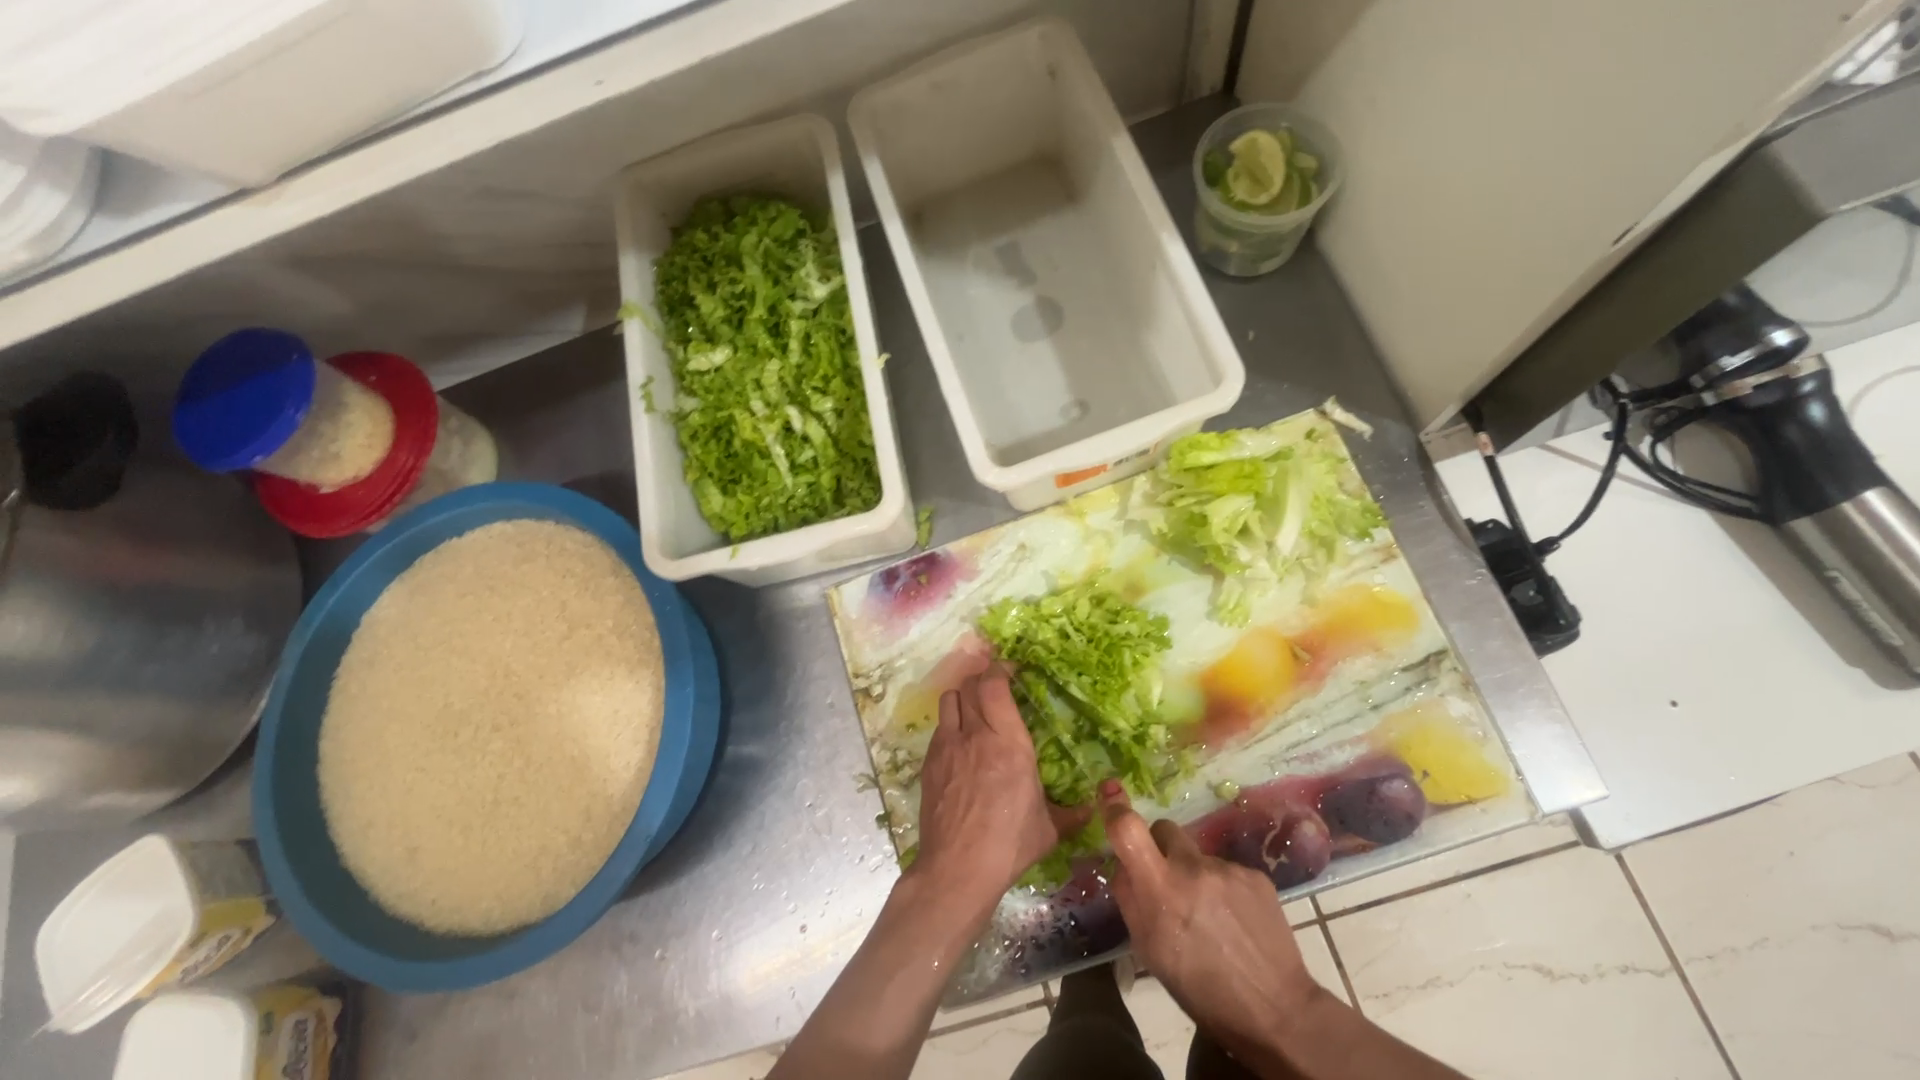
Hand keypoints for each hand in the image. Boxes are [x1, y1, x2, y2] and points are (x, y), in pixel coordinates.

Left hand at [910, 668, 1090, 905]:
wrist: (958, 868)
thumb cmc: (1009, 845)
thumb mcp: (1050, 829)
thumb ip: (1072, 813)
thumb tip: (1094, 808)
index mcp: (1009, 742)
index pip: (995, 685)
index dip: (1000, 669)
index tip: (1012, 670)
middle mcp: (975, 735)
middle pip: (969, 685)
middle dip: (981, 677)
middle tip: (995, 684)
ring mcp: (947, 748)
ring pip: (948, 700)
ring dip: (962, 696)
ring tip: (975, 706)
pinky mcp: (929, 763)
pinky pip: (939, 728)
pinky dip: (950, 723)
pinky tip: (961, 741)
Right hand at [1101, 780, 1324, 1057]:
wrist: (1273, 1009)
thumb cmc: (1199, 988)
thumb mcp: (1148, 950)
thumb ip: (1130, 899)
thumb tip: (1123, 867)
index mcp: (1161, 889)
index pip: (1128, 830)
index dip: (1114, 807)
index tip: (1109, 791)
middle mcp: (1194, 868)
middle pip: (1164, 830)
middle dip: (1158, 848)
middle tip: (1165, 883)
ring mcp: (1229, 869)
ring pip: (1197, 855)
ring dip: (1193, 874)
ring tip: (1209, 917)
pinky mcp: (1256, 876)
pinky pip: (1226, 870)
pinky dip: (1222, 888)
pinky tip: (1234, 921)